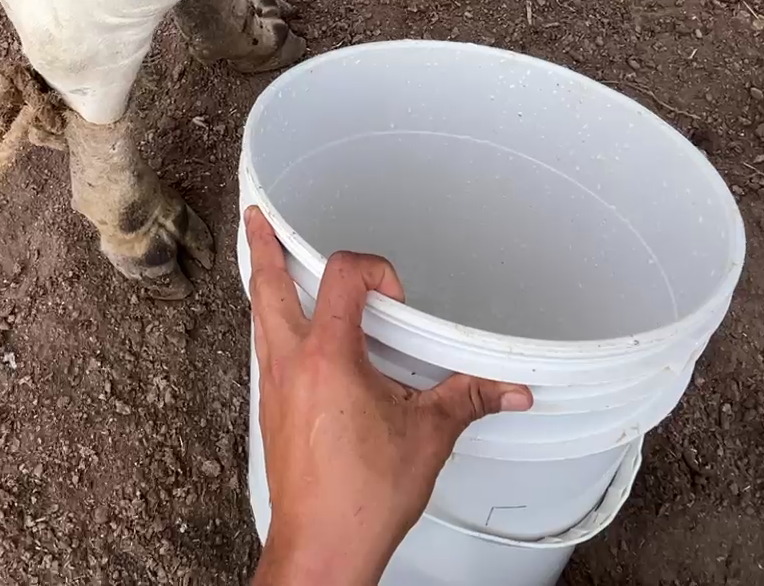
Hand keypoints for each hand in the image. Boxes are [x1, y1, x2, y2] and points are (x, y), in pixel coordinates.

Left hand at [246, 207, 531, 585]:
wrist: (320, 546)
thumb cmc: (360, 498)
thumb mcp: (426, 437)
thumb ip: (467, 398)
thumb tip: (506, 388)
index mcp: (328, 356)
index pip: (340, 276)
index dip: (373, 270)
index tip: (395, 296)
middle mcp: (291, 360)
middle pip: (268, 284)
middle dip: (263, 245)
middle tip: (258, 218)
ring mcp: (274, 382)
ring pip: (259, 313)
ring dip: (263, 281)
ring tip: (263, 258)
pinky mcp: (270, 404)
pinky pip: (264, 345)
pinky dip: (269, 320)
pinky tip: (284, 329)